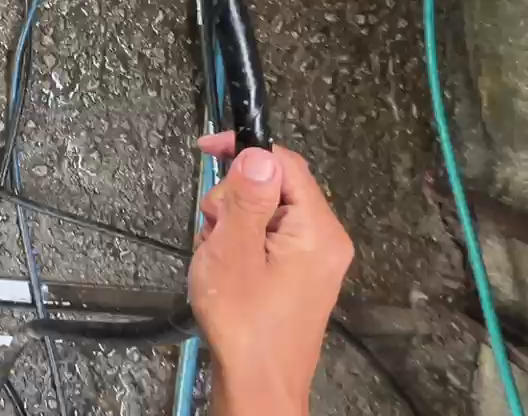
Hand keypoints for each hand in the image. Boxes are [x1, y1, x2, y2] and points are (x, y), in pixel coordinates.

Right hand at [190, 133, 354, 415]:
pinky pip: (263, 232)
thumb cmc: (243, 316)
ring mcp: (311, 256)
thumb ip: (248, 198)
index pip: (284, 163)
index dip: (244, 148)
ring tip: (218, 251)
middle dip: (232, 195)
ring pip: (262, 208)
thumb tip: (259, 153)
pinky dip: (237, 238)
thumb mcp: (235, 249)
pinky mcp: (296, 270)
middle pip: (271, 184)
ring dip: (229, 219)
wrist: (255, 379)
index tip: (205, 148)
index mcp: (317, 230)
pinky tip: (225, 262)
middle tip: (214, 226)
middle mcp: (323, 239)